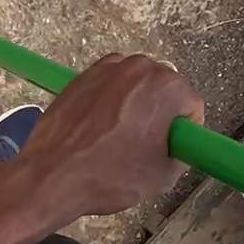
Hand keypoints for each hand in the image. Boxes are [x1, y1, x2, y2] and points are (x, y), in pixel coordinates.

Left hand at [4, 55, 196, 224]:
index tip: (171, 147)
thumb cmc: (108, 176)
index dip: (183, 131)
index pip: (190, 106)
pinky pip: (106, 88)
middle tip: (143, 146)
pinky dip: (106, 103)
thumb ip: (182, 153)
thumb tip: (177, 146)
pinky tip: (96, 130)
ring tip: (116, 140)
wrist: (52, 176)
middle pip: (161, 90)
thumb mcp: (163, 176)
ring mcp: (107, 70)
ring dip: (131, 106)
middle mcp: (139, 68)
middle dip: (157, 114)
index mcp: (168, 87)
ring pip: (132, 87)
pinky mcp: (81, 77)